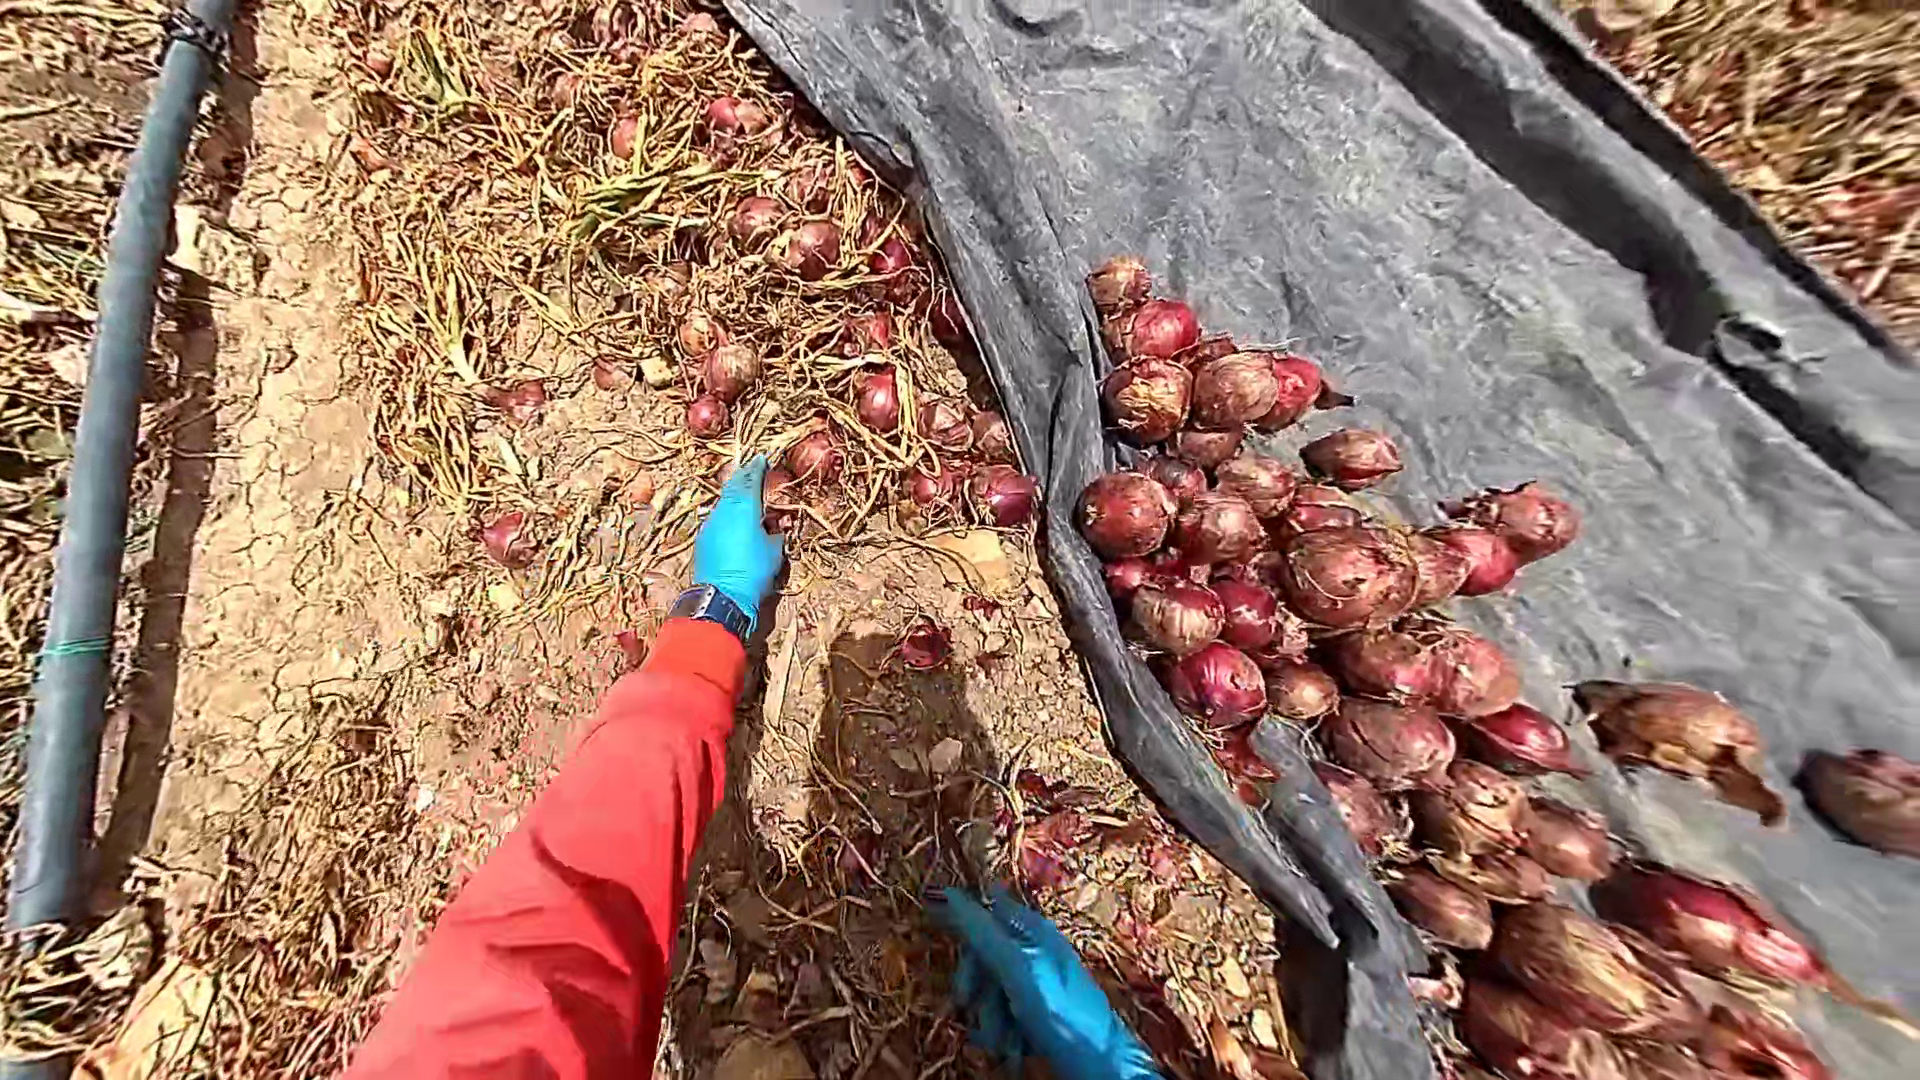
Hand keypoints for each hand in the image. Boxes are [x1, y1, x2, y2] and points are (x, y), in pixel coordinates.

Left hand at [692, 456, 785, 627]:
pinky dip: (729, 513)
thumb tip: (775, 525)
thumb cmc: (754, 570)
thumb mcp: (775, 550)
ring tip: (747, 497)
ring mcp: (710, 524)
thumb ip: (776, 532)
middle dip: (744, 478)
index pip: (750, 480)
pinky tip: (736, 521)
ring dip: (736, 497)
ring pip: (724, 502)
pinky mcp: (704, 538)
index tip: (763, 459)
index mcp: (743, 507)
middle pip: (733, 486)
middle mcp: (723, 510)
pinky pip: (718, 517)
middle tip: (753, 471)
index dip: (757, 468)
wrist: (722, 597)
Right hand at [930, 887, 1158, 1079]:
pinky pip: (1006, 1015)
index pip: (986, 909)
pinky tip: (1012, 1050)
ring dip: (989, 1017)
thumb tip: (947, 889)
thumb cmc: (1058, 1009)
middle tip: (965, 1004)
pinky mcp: (1038, 1016)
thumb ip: (981, 930)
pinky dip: (1004, 1033)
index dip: (963, 920)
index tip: (937, 928)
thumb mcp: (1015, 966)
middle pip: (985, 954)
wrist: (1100, 1068)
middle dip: (975, 983)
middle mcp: (1033, 950)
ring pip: (992, 990)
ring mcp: (1037, 984)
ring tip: (1002, 1041)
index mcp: (1030, 927)